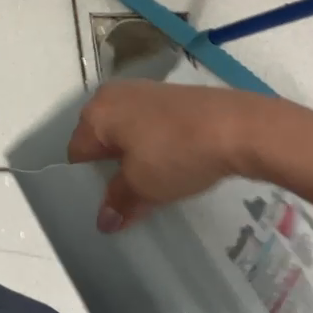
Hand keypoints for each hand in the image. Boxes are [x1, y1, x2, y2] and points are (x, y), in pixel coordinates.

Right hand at [67, 81, 282, 232]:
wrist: (236, 125)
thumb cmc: (177, 153)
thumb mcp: (146, 185)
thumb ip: (119, 201)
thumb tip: (102, 222)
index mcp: (94, 115)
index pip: (77, 152)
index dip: (88, 181)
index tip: (108, 203)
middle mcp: (108, 96)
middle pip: (99, 137)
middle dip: (110, 164)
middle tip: (132, 192)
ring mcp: (138, 90)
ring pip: (124, 128)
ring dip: (133, 152)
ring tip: (156, 177)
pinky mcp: (165, 93)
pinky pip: (146, 120)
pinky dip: (153, 139)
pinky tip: (175, 157)